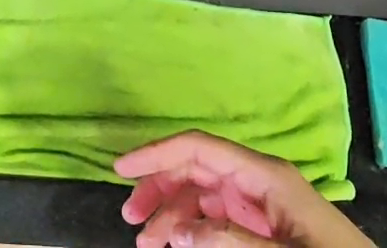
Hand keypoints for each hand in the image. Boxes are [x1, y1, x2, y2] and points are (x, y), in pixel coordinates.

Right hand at [115, 131, 373, 247]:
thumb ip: (231, 240)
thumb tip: (176, 231)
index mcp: (264, 174)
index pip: (198, 148)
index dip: (156, 153)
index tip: (121, 169)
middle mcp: (257, 181)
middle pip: (193, 170)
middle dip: (158, 190)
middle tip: (132, 221)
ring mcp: (260, 204)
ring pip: (200, 197)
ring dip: (171, 217)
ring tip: (149, 244)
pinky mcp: (263, 226)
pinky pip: (215, 219)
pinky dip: (191, 230)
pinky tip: (177, 244)